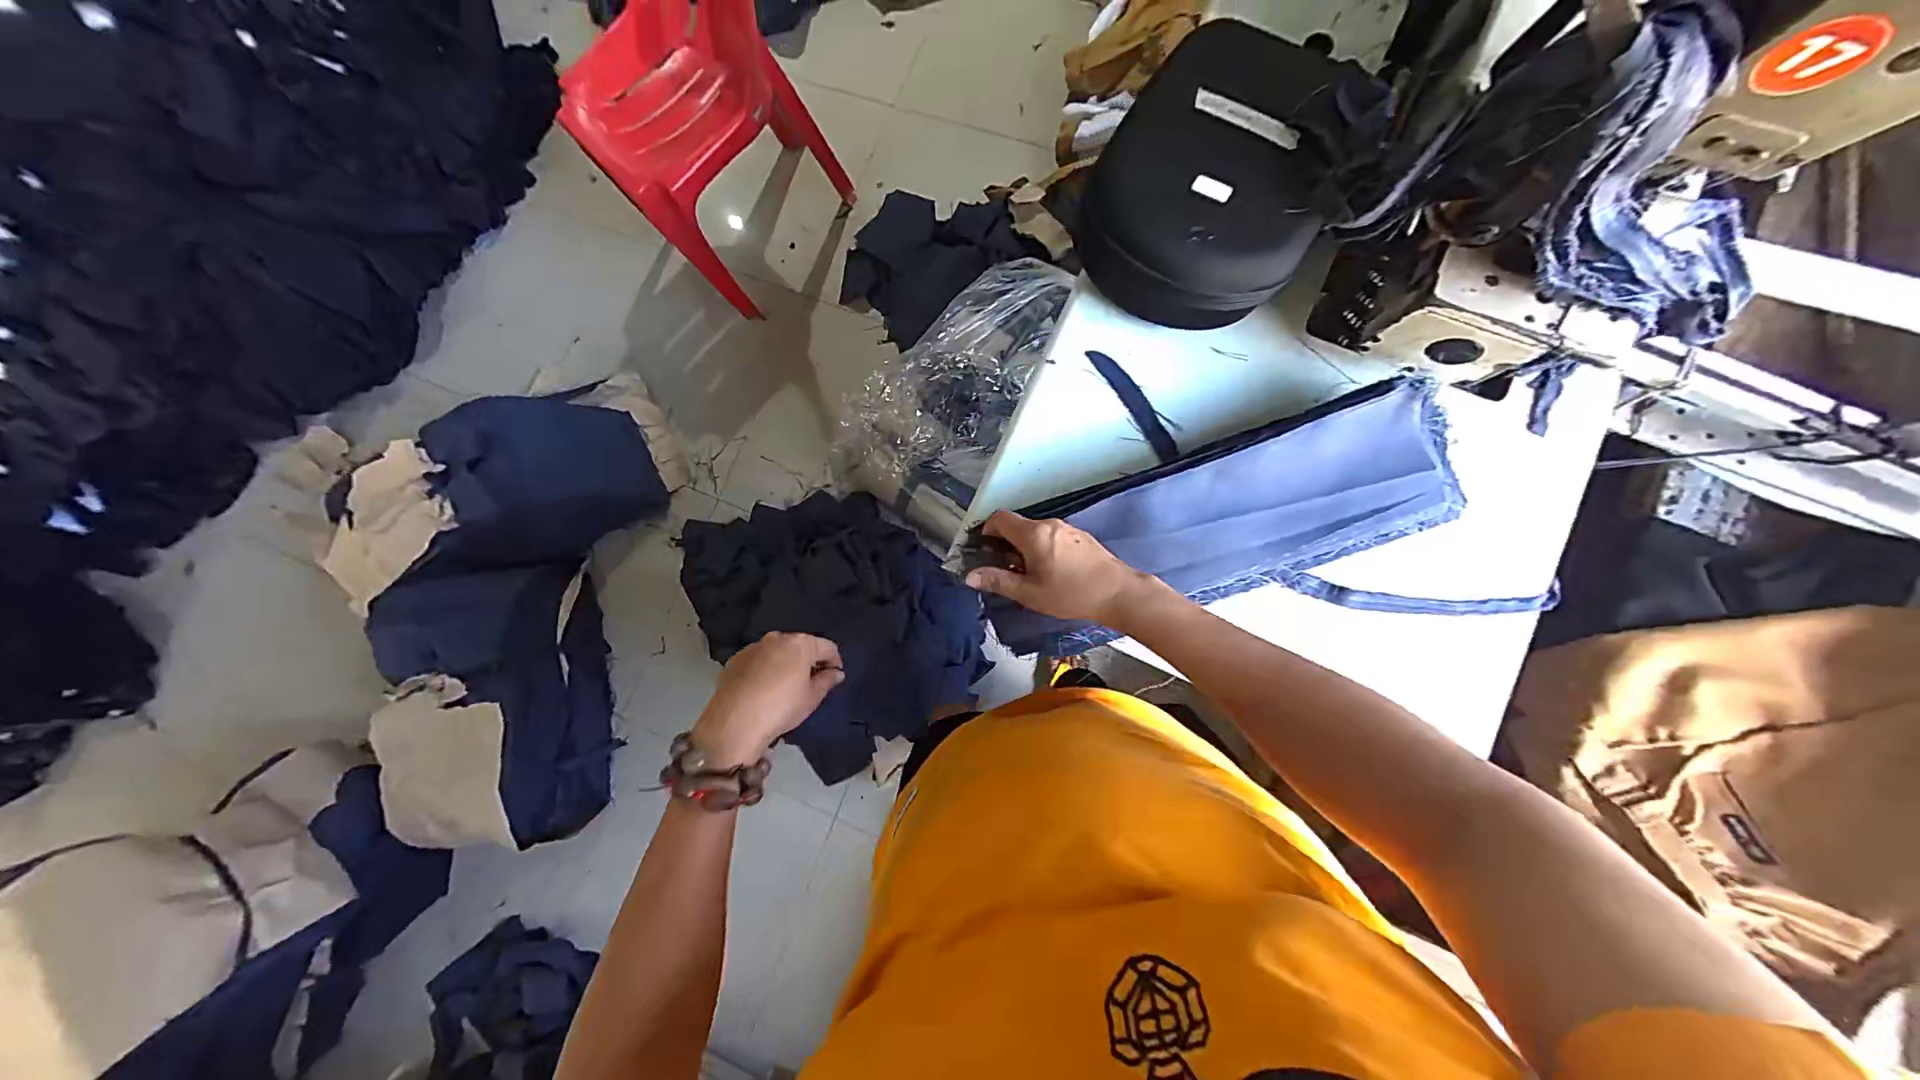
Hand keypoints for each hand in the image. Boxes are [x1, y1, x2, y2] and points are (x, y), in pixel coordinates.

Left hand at [691, 632, 844, 767]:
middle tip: (811, 683)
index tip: (834, 677)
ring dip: (786, 664)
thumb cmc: (781, 707)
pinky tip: (763, 690)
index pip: (827, 647)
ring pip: (778, 652)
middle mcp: (776, 638)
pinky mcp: (735, 660)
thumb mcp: (812, 697)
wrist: (735, 722)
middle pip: (801, 646)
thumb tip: (836, 673)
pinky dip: (765, 670)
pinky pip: (758, 661)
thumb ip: (827, 681)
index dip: (834, 662)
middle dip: (808, 662)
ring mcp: (753, 647)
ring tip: (785, 688)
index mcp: (800, 643)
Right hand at [963, 510, 1169, 627]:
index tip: (984, 550)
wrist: (1118, 592)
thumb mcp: (1029, 593)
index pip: (999, 518)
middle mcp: (1049, 524)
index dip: (986, 531)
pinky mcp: (1080, 537)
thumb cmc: (1071, 594)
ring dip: (1024, 547)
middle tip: (1005, 569)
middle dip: (1005, 543)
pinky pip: (1052, 536)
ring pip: (1035, 532)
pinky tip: (1051, 572)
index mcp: (1033, 534)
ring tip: (1029, 575)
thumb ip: (998, 581)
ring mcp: (1067, 529)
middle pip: (1017, 525)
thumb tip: (970, 576)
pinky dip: (1042, 548)